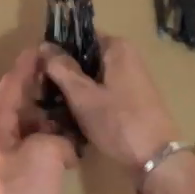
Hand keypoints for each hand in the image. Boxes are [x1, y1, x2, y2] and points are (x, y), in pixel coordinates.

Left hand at [0, 48, 78, 193]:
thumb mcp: (46, 154)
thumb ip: (55, 136)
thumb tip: (60, 144)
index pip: (9, 85)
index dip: (24, 66)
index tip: (38, 50)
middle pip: (12, 105)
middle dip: (33, 92)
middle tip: (59, 81)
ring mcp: (1, 161)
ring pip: (22, 129)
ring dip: (42, 120)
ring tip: (66, 113)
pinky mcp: (13, 181)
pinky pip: (30, 151)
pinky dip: (45, 143)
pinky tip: (64, 145)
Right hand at [40, 38, 178, 176]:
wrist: (157, 158)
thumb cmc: (119, 123)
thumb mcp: (84, 96)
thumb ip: (62, 69)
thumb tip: (44, 46)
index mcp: (117, 47)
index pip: (80, 35)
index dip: (57, 48)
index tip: (38, 63)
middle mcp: (127, 56)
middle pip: (86, 56)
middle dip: (64, 70)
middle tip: (41, 86)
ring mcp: (131, 78)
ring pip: (93, 75)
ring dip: (75, 87)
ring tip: (51, 101)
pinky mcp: (132, 98)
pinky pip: (103, 89)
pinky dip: (88, 98)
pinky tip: (71, 113)